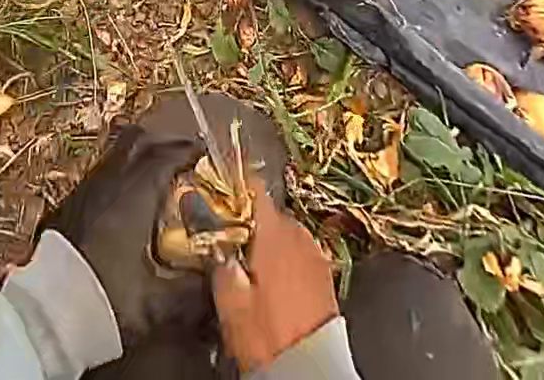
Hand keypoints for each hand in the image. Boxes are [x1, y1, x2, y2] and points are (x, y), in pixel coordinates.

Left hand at [39, 125, 206, 344]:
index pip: (165, 156)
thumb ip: (193, 292)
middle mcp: (110, 181)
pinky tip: (129, 194)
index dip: (188, 151)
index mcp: (134, 195)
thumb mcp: (155, 304)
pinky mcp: (72, 200)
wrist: (45, 314)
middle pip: (140, 140)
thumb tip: (219, 284)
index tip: (205, 153)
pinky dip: (123, 168)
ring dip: (142, 151)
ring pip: (118, 150)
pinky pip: (103, 168)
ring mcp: (87, 187)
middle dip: (166, 141)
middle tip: (185, 154)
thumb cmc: (103, 301)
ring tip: (159, 168)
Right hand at [212, 189, 338, 372]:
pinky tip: (276, 283)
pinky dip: (287, 259)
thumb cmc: (271, 336)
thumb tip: (218, 250)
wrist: (310, 370)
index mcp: (274, 233)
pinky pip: (300, 253)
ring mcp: (315, 255)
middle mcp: (299, 236)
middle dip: (252, 224)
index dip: (238, 185)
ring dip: (271, 242)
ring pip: (286, 234)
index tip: (226, 182)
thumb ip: (221, 266)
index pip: (256, 191)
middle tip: (233, 241)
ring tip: (254, 268)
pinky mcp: (325, 275)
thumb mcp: (232, 303)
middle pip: (270, 214)